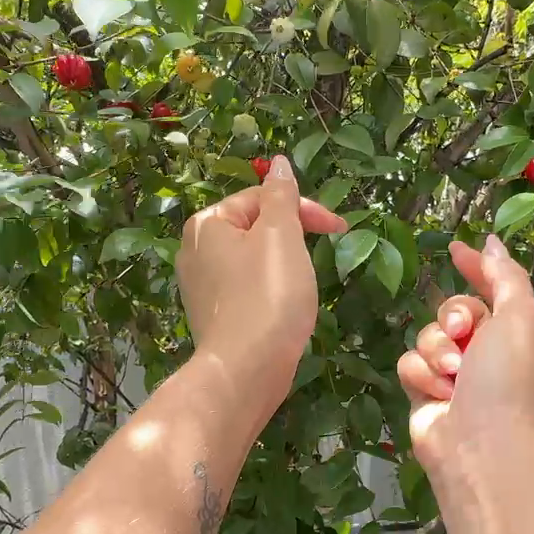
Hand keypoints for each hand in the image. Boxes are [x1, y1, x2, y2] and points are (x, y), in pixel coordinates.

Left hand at [178, 155, 345, 401]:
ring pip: (252, 260)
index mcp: (208, 224)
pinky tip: (285, 308)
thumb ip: (282, 196)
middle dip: (293, 237)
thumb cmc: (267, 296)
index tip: (338, 229)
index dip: (303, 208)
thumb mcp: (281, 236)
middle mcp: (194, 251)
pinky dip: (270, 291)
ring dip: (284, 265)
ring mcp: (201, 288)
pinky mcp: (214, 317)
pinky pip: (247, 290)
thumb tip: (279, 163)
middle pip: (255, 228)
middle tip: (324, 253)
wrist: (246, 370)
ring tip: (304, 284)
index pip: (261, 198)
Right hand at [398, 235, 533, 473]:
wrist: (478, 443)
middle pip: (453, 309)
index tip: (456, 248)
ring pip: (427, 335)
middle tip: (461, 334)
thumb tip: (493, 244)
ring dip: (437, 352)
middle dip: (453, 317)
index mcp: (515, 334)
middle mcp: (484, 351)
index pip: (492, 289)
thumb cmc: (506, 379)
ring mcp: (452, 373)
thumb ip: (506, 278)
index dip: (476, 268)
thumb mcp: (519, 319)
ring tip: (453, 376)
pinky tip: (438, 395)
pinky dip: (422, 376)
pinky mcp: (424, 390)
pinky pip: (409, 363)